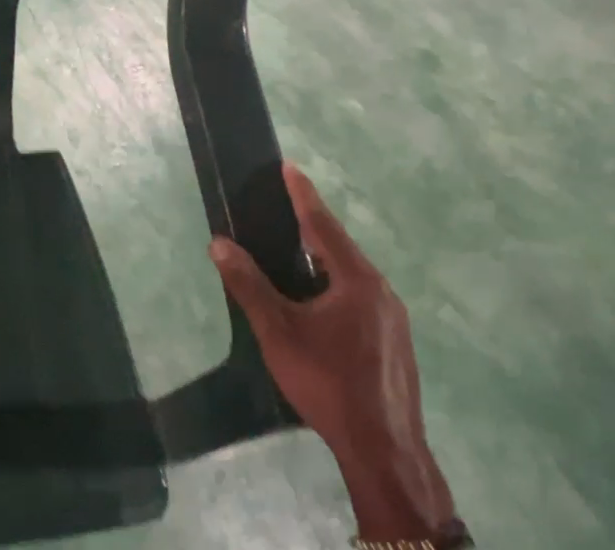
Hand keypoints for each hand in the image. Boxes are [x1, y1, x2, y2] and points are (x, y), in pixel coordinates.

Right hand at [210, 164, 457, 541]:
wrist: (383, 448)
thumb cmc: (327, 381)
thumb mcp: (278, 331)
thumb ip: (249, 284)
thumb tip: (220, 243)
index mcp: (357, 280)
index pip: (323, 225)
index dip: (302, 196)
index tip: (288, 168)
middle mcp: (382, 292)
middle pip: (340, 249)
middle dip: (311, 228)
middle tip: (282, 211)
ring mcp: (393, 320)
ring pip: (351, 277)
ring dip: (322, 261)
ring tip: (292, 256)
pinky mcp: (394, 343)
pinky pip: (359, 299)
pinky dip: (334, 287)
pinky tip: (316, 306)